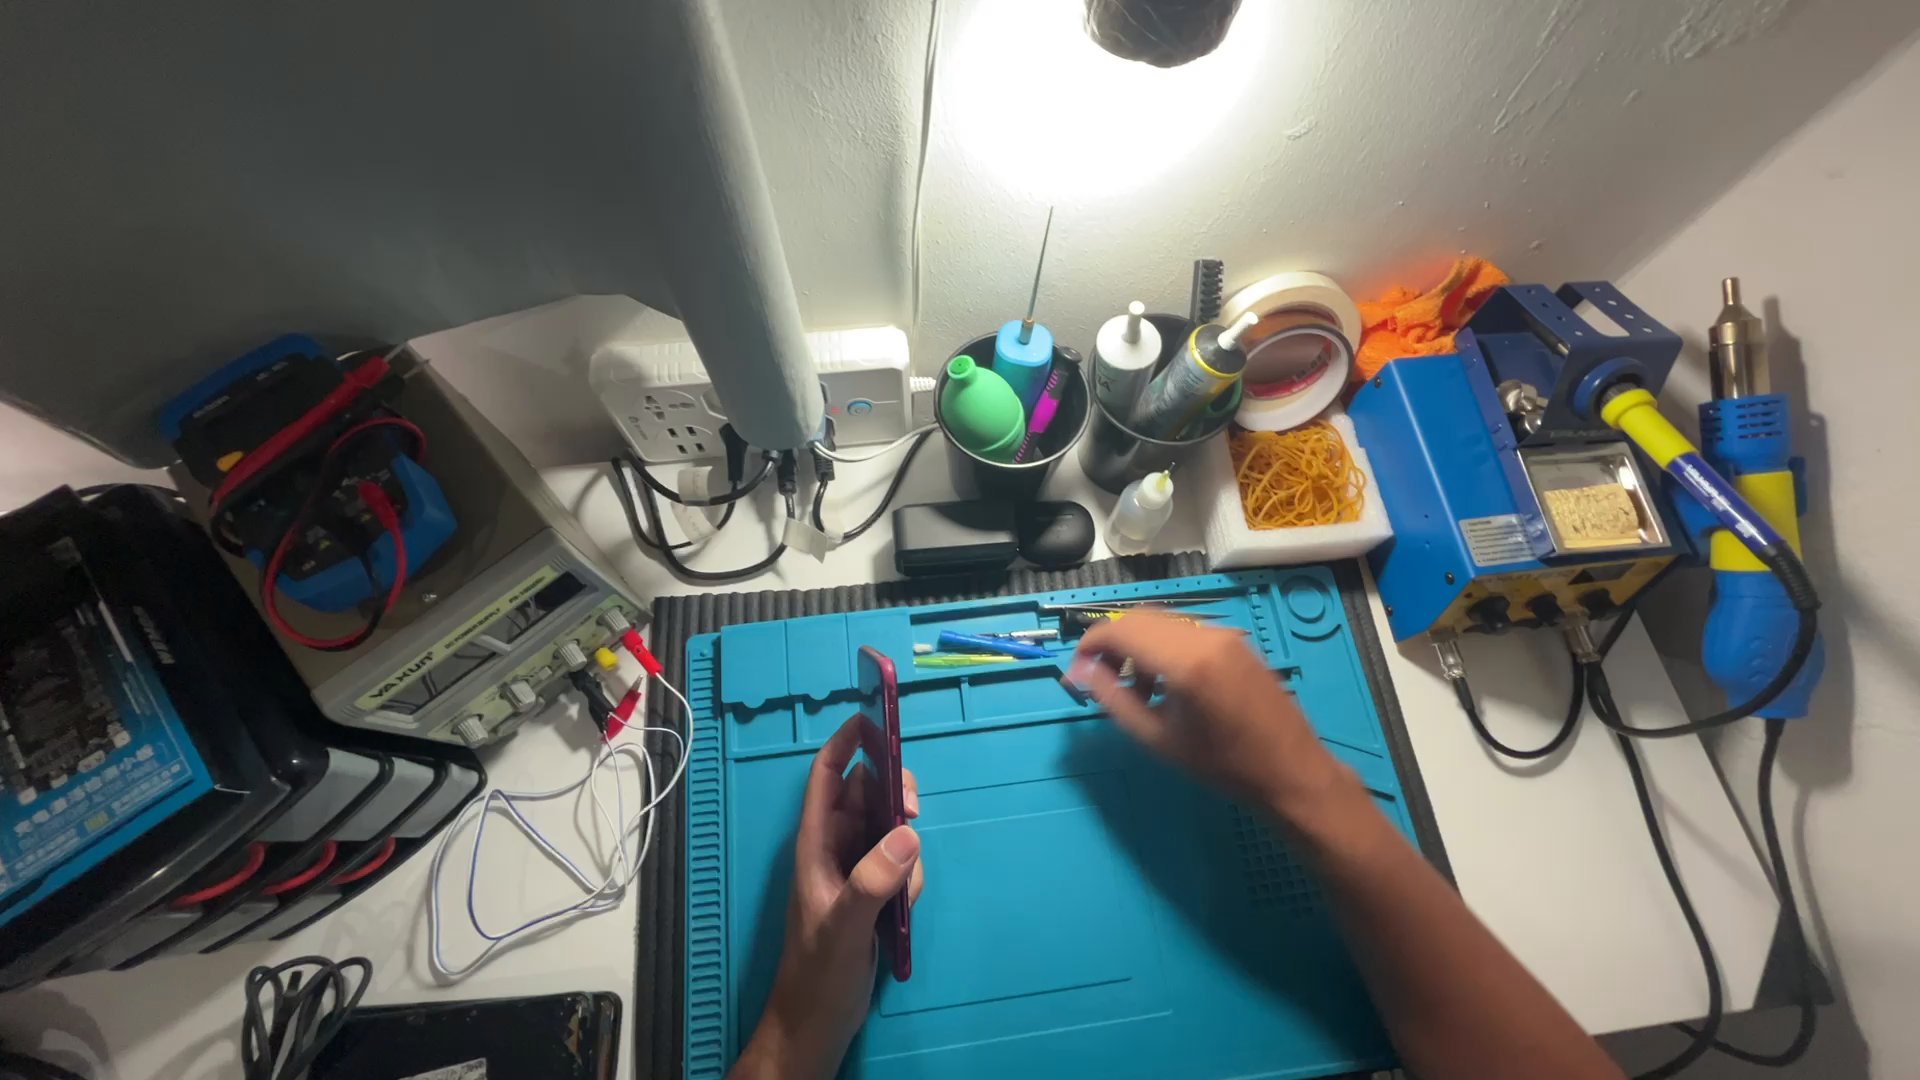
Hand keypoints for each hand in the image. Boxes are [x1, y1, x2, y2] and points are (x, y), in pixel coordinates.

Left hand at [732, 715, 924, 1079]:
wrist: (817, 1028)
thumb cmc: (816, 975)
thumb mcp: (844, 927)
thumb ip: (873, 880)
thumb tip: (909, 831)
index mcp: (815, 843)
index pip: (827, 776)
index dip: (846, 743)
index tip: (877, 719)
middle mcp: (835, 847)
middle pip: (867, 793)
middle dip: (893, 794)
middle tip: (915, 811)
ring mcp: (855, 867)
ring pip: (888, 826)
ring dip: (905, 843)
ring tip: (905, 884)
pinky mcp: (873, 889)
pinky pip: (899, 859)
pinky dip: (910, 873)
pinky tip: (903, 907)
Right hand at [1066, 612, 1343, 817]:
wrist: (1292, 772)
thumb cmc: (1223, 765)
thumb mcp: (1158, 738)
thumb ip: (1114, 699)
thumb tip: (1080, 672)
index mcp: (1185, 661)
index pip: (1120, 630)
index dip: (1090, 644)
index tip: (1077, 670)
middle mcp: (1204, 636)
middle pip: (1138, 618)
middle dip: (1111, 642)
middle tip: (1099, 677)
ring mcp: (1223, 634)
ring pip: (1160, 622)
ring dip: (1136, 644)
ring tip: (1136, 689)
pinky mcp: (1235, 640)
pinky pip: (1184, 631)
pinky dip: (1162, 646)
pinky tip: (1165, 683)